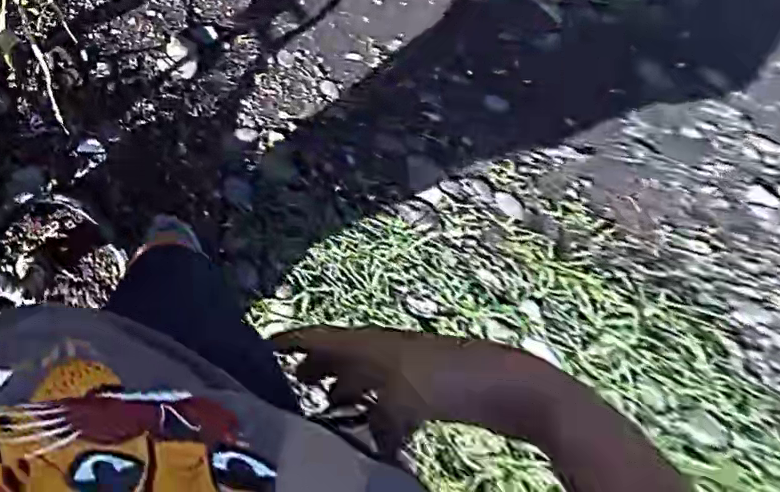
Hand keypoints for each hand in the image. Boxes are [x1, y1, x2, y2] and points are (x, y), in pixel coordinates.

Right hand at [275, 326, 574, 457]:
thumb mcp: (405, 397)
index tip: (264, 346)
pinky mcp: (427, 389)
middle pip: (337, 355)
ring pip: (362, 376)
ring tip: (328, 406)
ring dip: (343, 389)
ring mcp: (404, 368)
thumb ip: (377, 416)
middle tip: (291, 380)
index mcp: (366, 342)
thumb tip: (369, 441)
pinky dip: (374, 410)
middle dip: (313, 366)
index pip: (317, 337)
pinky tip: (377, 429)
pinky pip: (386, 397)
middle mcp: (378, 349)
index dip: (290, 341)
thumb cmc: (451, 380)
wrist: (514, 384)